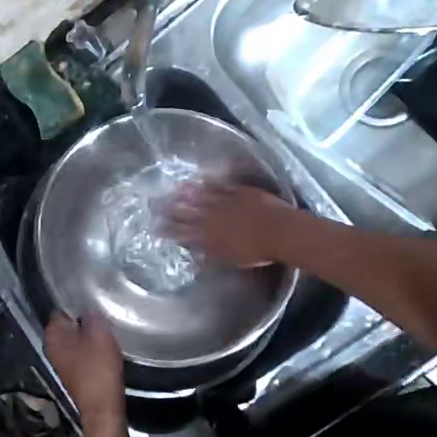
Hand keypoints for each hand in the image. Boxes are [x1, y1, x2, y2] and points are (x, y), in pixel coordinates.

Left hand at [46, 311, 125, 428]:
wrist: (102, 406)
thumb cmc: (98, 366)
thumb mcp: (99, 333)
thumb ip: (91, 314)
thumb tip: (87, 308)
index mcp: (53, 334)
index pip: (62, 308)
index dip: (79, 304)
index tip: (96, 303)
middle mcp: (52, 346)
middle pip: (69, 324)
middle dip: (86, 320)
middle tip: (104, 317)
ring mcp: (61, 361)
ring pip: (77, 339)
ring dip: (91, 336)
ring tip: (108, 332)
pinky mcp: (73, 372)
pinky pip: (82, 353)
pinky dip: (92, 350)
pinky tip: (106, 350)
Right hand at [165, 183, 297, 267]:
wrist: (281, 232)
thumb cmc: (259, 252)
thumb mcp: (232, 258)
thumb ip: (212, 254)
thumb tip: (196, 253)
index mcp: (211, 237)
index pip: (185, 233)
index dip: (170, 230)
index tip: (156, 227)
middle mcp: (214, 218)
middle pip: (188, 212)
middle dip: (171, 209)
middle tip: (155, 204)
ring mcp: (227, 202)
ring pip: (201, 197)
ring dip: (186, 193)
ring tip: (172, 189)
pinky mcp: (239, 191)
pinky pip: (220, 185)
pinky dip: (209, 182)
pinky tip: (200, 178)